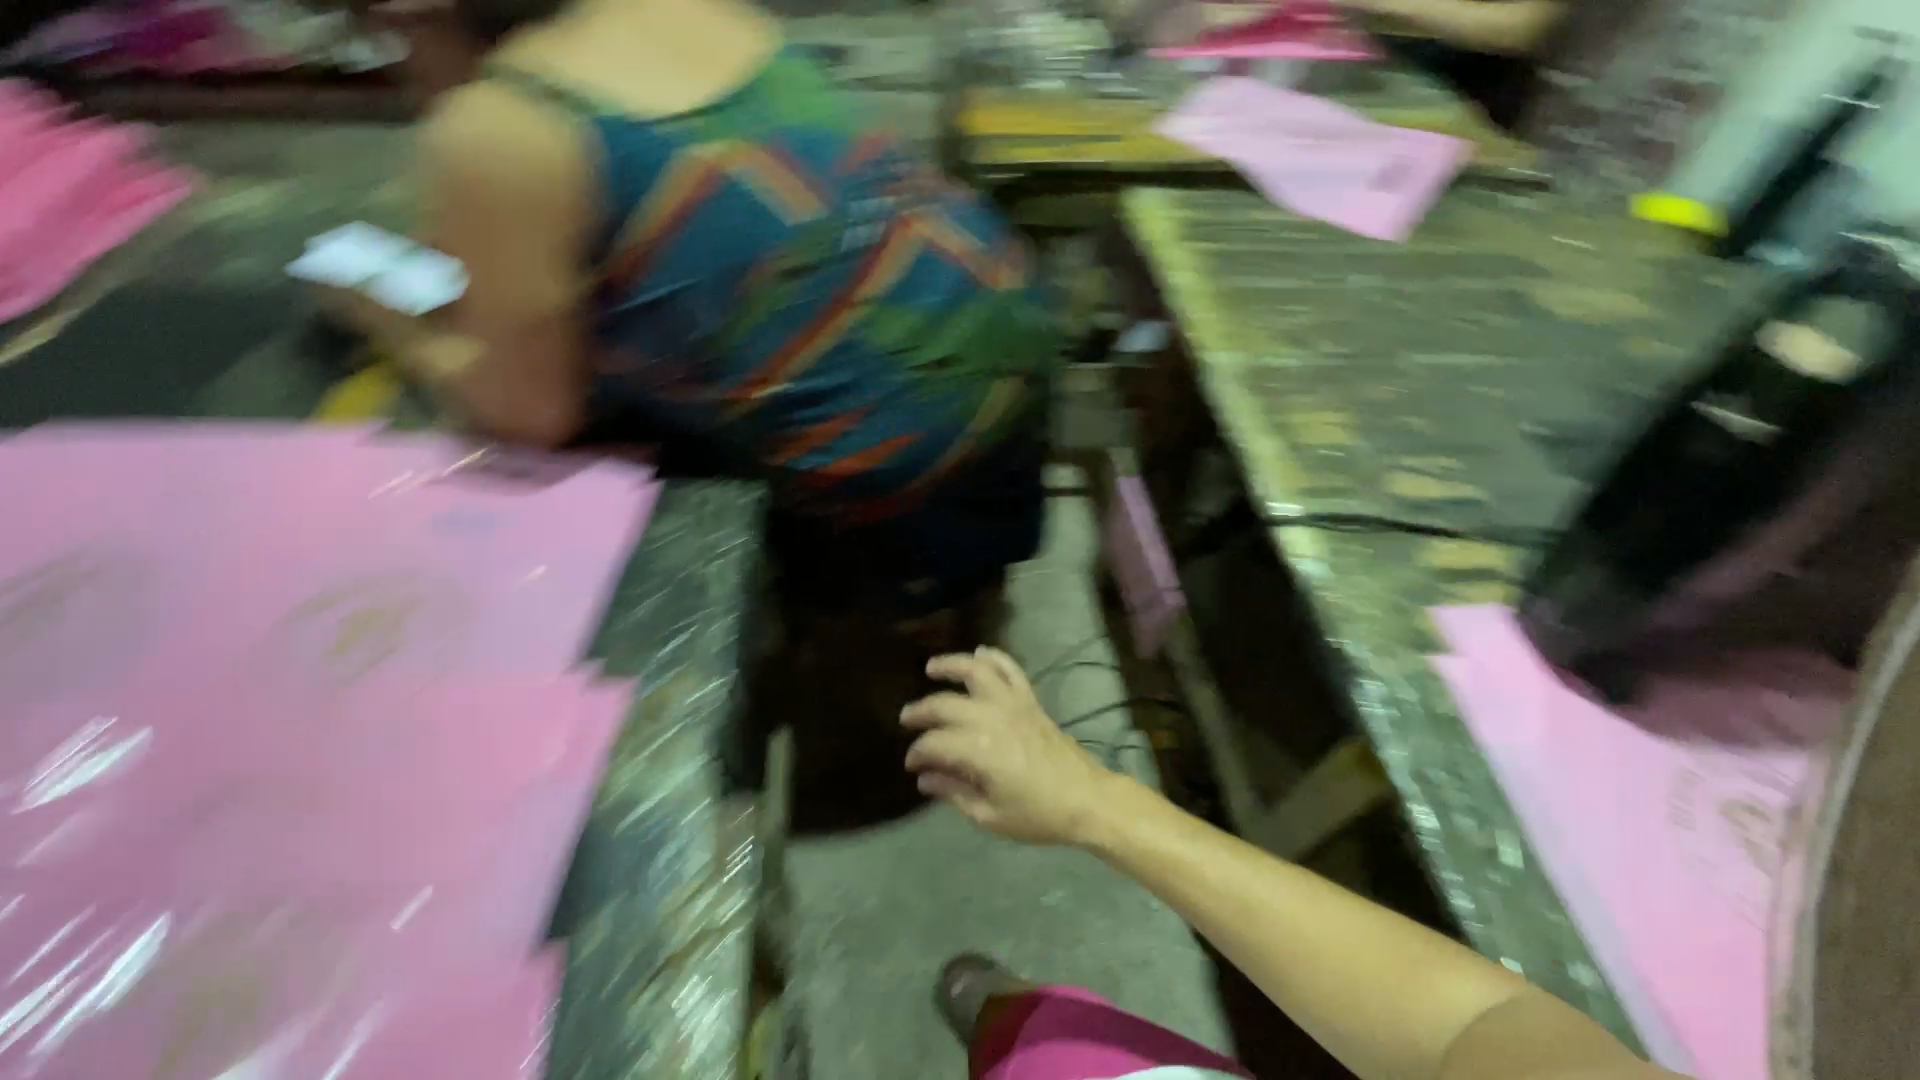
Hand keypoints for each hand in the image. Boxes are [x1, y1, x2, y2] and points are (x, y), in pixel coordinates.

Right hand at [900, 647, 1120, 845]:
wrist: (1087, 799)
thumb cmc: (1037, 814)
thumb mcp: (989, 815)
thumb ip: (954, 792)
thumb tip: (926, 778)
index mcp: (979, 750)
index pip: (935, 743)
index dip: (918, 753)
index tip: (912, 765)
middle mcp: (992, 718)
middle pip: (945, 705)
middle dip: (921, 712)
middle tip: (907, 720)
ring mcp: (1013, 704)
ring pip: (977, 671)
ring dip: (951, 665)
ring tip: (931, 668)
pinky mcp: (1031, 700)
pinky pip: (1011, 669)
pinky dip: (995, 657)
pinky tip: (980, 653)